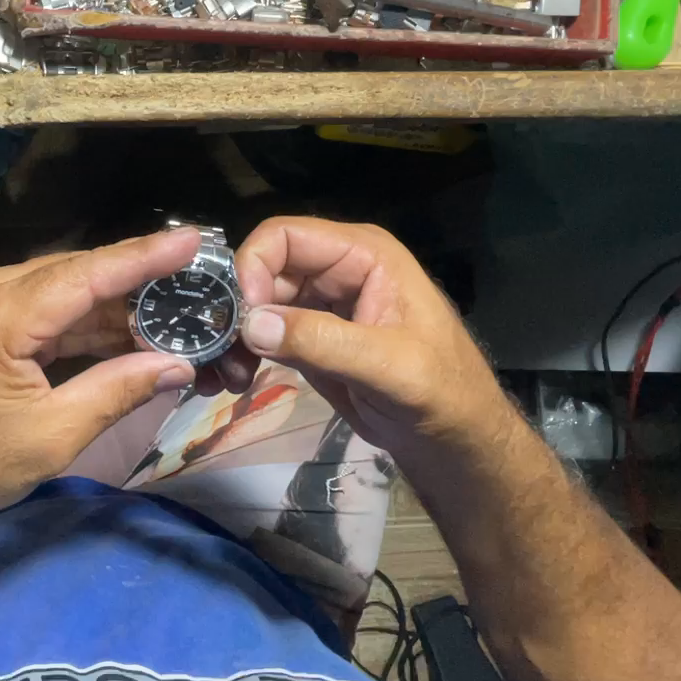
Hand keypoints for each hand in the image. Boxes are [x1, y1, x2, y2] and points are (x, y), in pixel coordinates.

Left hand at [0, 228, 201, 549]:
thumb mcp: (51, 437)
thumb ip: (117, 390)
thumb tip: (178, 365)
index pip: (82, 276)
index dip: (141, 257)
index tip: (191, 241)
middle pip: (75, 274)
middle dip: (137, 281)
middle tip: (198, 283)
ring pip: (64, 287)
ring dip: (115, 303)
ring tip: (177, 310)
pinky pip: (45, 305)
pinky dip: (86, 319)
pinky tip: (130, 327)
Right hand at [232, 217, 516, 458]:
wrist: (455, 444)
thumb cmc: (442, 395)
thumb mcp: (389, 367)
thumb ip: (322, 341)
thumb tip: (250, 324)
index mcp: (362, 254)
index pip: (286, 236)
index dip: (254, 266)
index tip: (243, 315)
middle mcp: (336, 268)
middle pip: (263, 267)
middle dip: (239, 306)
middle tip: (226, 353)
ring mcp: (320, 302)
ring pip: (256, 299)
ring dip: (237, 333)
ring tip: (231, 373)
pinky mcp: (307, 335)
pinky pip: (262, 329)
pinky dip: (245, 350)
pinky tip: (239, 378)